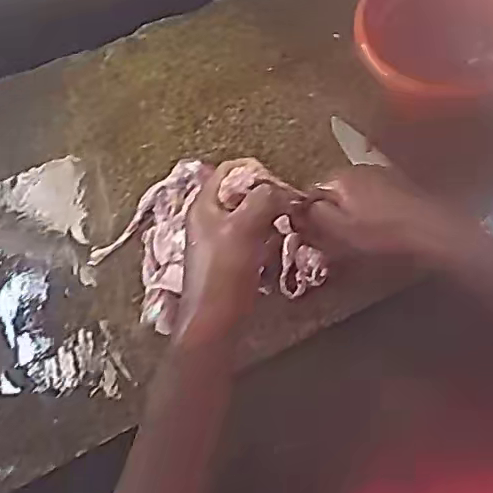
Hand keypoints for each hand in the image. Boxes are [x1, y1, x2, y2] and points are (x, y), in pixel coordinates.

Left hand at [176, 165, 289, 347]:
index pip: (229, 170)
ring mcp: (220, 240)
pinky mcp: (232, 259)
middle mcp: (210, 219)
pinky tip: (275, 251)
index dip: (255, 171)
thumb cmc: (226, 272)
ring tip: (283, 229)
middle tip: (287, 208)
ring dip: (270, 220)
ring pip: (251, 217)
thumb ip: (263, 199)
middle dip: (268, 198)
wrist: (216, 322)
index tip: (279, 185)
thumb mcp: (245, 226)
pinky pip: (254, 238)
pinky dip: (267, 240)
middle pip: (243, 193)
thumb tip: (281, 190)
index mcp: (205, 205)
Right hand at [296, 166, 475, 261]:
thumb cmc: (383, 233)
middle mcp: (359, 168)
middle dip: (333, 212)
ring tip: (364, 235)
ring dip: (355, 211)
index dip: (310, 216)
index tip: (314, 234)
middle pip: (334, 192)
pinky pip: (376, 196)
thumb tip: (298, 210)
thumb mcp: (340, 231)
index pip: (311, 193)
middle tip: (340, 238)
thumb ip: (314, 217)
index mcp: (339, 178)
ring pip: (356, 193)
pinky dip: (374, 209)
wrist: (429, 229)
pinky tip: (382, 226)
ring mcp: (382, 173)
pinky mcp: (400, 183)